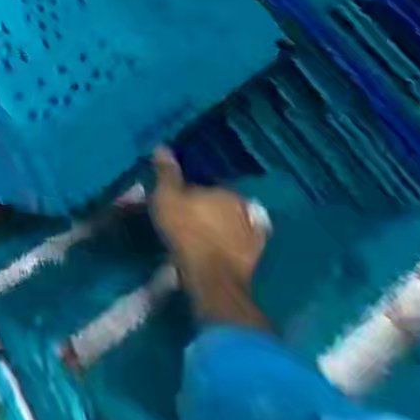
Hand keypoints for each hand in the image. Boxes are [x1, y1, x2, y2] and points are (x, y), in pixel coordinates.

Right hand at [150, 149, 269, 327]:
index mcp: (226, 192)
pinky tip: (213, 244)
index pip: (204, 185)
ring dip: (216, 224)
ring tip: (196, 232)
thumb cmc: (185, 228)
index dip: (186, 191)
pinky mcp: (256, 253)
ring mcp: (255, 233)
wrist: (212, 272)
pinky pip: (238, 239)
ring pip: (230, 221)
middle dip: (204, 207)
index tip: (173, 200)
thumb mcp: (166, 195)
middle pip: (219, 203)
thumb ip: (167, 172)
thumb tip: (164, 146)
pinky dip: (227, 239)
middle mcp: (246, 208)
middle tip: (183, 216)